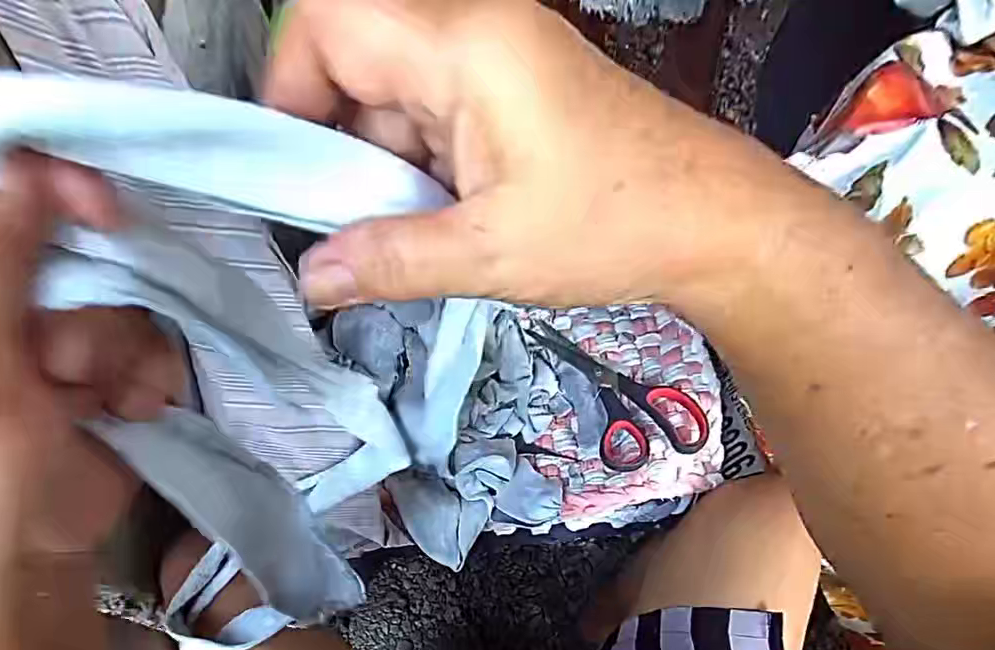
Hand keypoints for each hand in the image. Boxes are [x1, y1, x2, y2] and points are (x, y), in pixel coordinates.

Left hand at [0, 139, 188, 575]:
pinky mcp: (98, 370)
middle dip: (76, 276)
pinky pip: (145, 339)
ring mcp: (40, 333)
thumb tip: (22, 169)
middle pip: (38, 223)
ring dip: (114, 344)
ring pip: (107, 287)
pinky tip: (126, 411)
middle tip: (82, 319)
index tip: (66, 182)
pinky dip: (146, 375)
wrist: (23, 564)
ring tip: (91, 396)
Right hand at [268, 0, 799, 310]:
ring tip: (417, 238)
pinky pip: (437, 131)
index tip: (289, 172)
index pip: (328, 22)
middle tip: (355, 229)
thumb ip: (393, 262)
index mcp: (464, 45)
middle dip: (343, 153)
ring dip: (388, 177)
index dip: (289, 90)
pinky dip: (424, 181)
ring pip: (397, 109)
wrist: (705, 224)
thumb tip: (317, 278)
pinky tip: (446, 228)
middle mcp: (475, 38)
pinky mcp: (512, 109)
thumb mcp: (489, 254)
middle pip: (359, 69)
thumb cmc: (615, 223)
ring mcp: (496, 72)